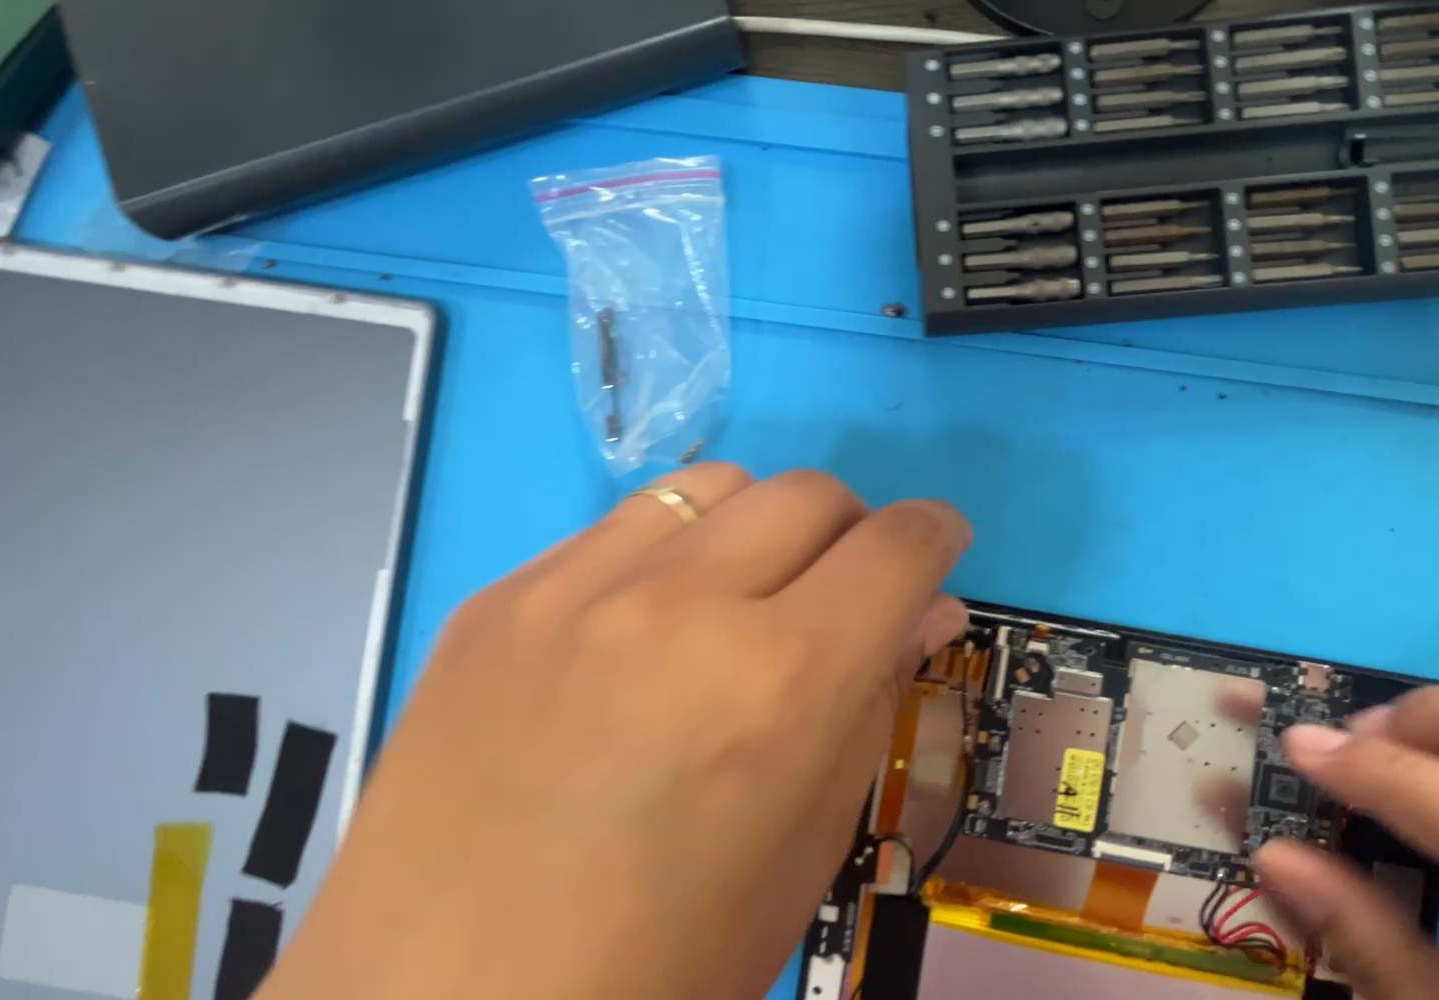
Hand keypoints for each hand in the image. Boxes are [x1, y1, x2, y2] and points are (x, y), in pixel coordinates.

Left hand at [256, 465, 971, 999]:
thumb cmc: (664, 960)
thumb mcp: (804, 845)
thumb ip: (873, 701)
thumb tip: (926, 608)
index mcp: (779, 683)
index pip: (897, 547)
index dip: (937, 533)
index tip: (939, 544)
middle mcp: (681, 605)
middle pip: (810, 493)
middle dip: (852, 531)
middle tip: (840, 590)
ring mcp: (574, 589)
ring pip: (714, 485)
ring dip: (757, 525)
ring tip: (739, 595)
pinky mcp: (499, 596)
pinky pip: (618, 528)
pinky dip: (666, 553)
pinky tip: (639, 626)